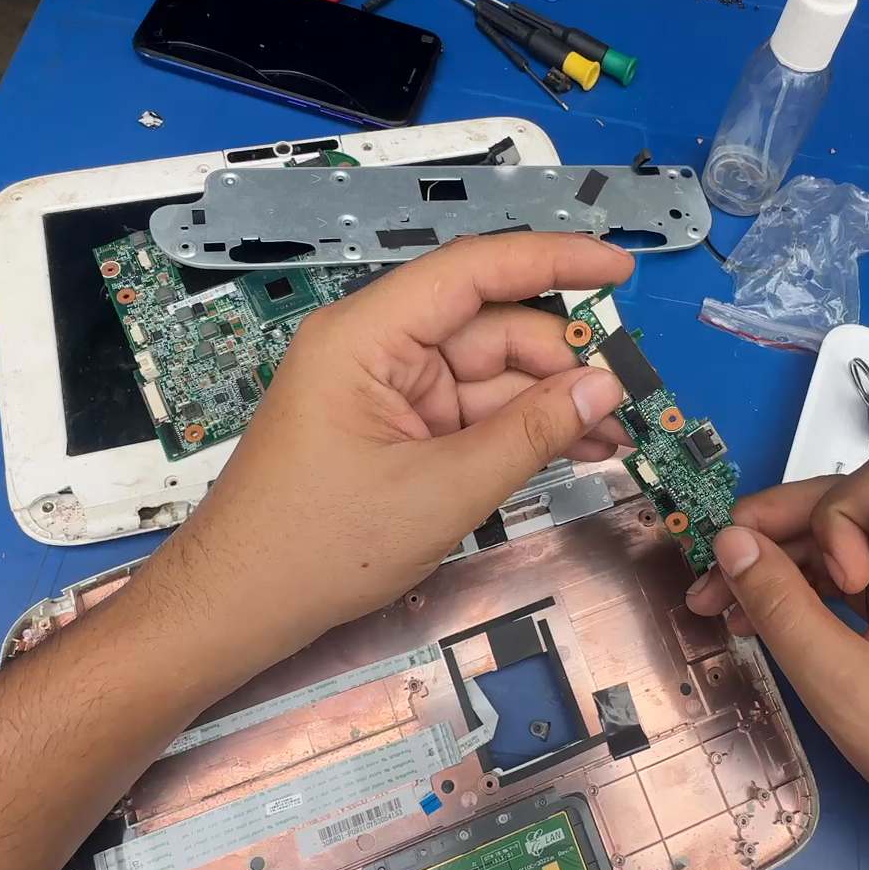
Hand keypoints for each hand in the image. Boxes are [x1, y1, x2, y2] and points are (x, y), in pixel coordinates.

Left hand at [128, 234, 632, 681]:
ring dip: (550, 406)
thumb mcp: (443, 490)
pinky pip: (472, 418)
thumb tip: (603, 387)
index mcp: (369, 336)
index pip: (475, 273)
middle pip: (492, 333)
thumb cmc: (323, 546)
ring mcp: (391, 394)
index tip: (618, 267)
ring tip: (612, 436)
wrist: (244, 608)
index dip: (555, 261)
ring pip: (490, 380)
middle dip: (562, 365)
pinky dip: (519, 433)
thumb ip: (529, 435)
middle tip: (625, 401)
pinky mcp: (399, 432)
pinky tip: (572, 447)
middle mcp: (380, 350)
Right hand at [684, 463, 868, 869]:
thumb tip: (729, 540)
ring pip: (839, 542)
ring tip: (718, 606)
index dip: (831, 514)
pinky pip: (847, 578)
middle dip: (778, 536)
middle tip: (716, 574)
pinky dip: (801, 593)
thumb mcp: (844, 683)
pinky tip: (755, 619)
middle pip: (849, 507)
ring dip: (777, 568)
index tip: (824, 580)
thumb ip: (782, 606)